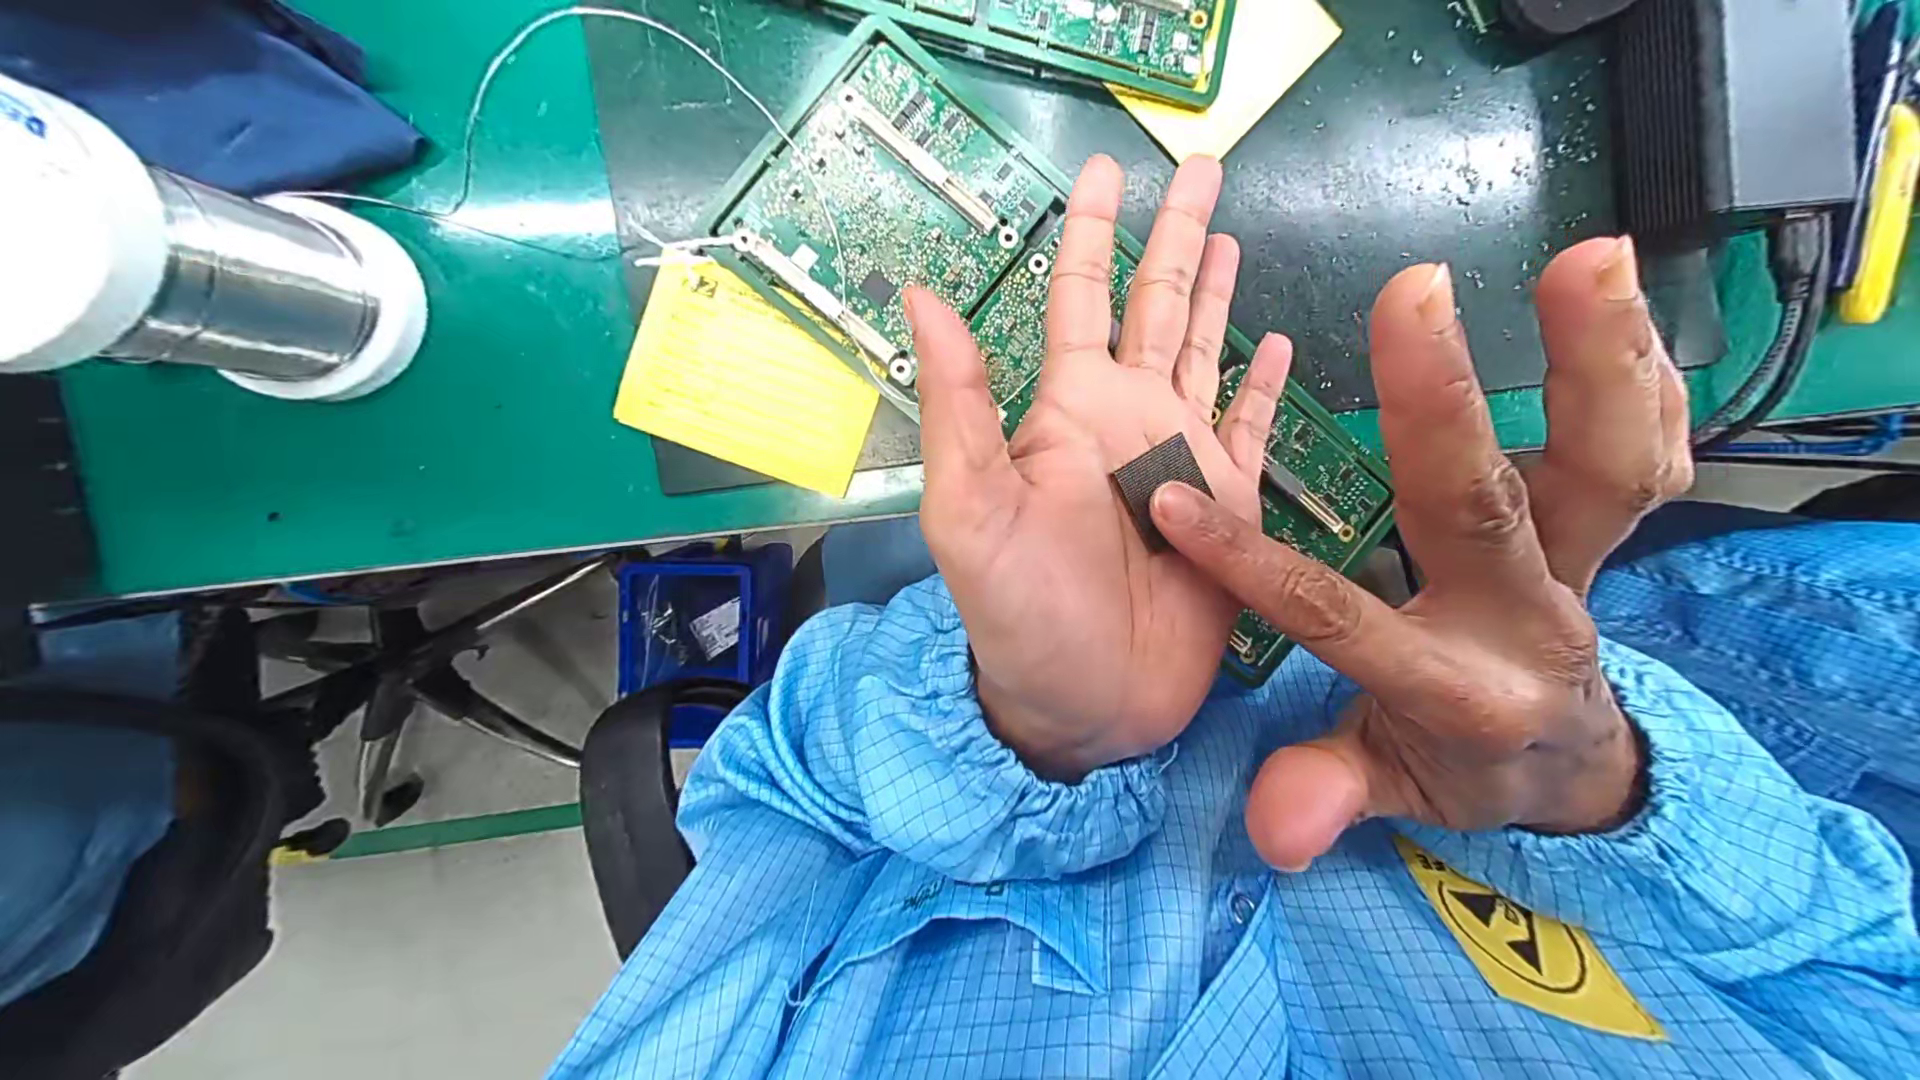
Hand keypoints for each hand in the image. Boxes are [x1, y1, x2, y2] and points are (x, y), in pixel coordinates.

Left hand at [905, 154, 1292, 781]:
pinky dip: (1263, 390)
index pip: (1080, 298)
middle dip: (1174, 238)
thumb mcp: (970, 510)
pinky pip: (1248, 432)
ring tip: (1230, 236)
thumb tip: (921, 295)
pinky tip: (1274, 347)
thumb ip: (957, 406)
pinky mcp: (1230, 510)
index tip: (1106, 172)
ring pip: (1203, 356)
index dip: (1091, 234)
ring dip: (1217, 298)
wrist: (1080, 704)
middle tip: (1202, 169)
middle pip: (1155, 308)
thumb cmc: (1018, 613)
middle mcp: (1127, 425)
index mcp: (1069, 415)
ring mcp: (1182, 465)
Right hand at [1148, 238, 1693, 868]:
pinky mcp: (1605, 533)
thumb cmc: (1458, 762)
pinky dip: (1636, 375)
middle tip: (1413, 296)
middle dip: (1440, 406)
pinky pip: (1644, 449)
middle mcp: (1525, 615)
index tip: (1174, 502)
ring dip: (1599, 359)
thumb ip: (1333, 792)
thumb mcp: (1392, 789)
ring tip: (1584, 259)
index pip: (1331, 614)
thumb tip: (1272, 835)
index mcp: (1452, 683)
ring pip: (1612, 462)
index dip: (1245, 563)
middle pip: (1486, 506)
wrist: (1564, 756)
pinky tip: (1608, 304)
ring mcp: (1580, 566)